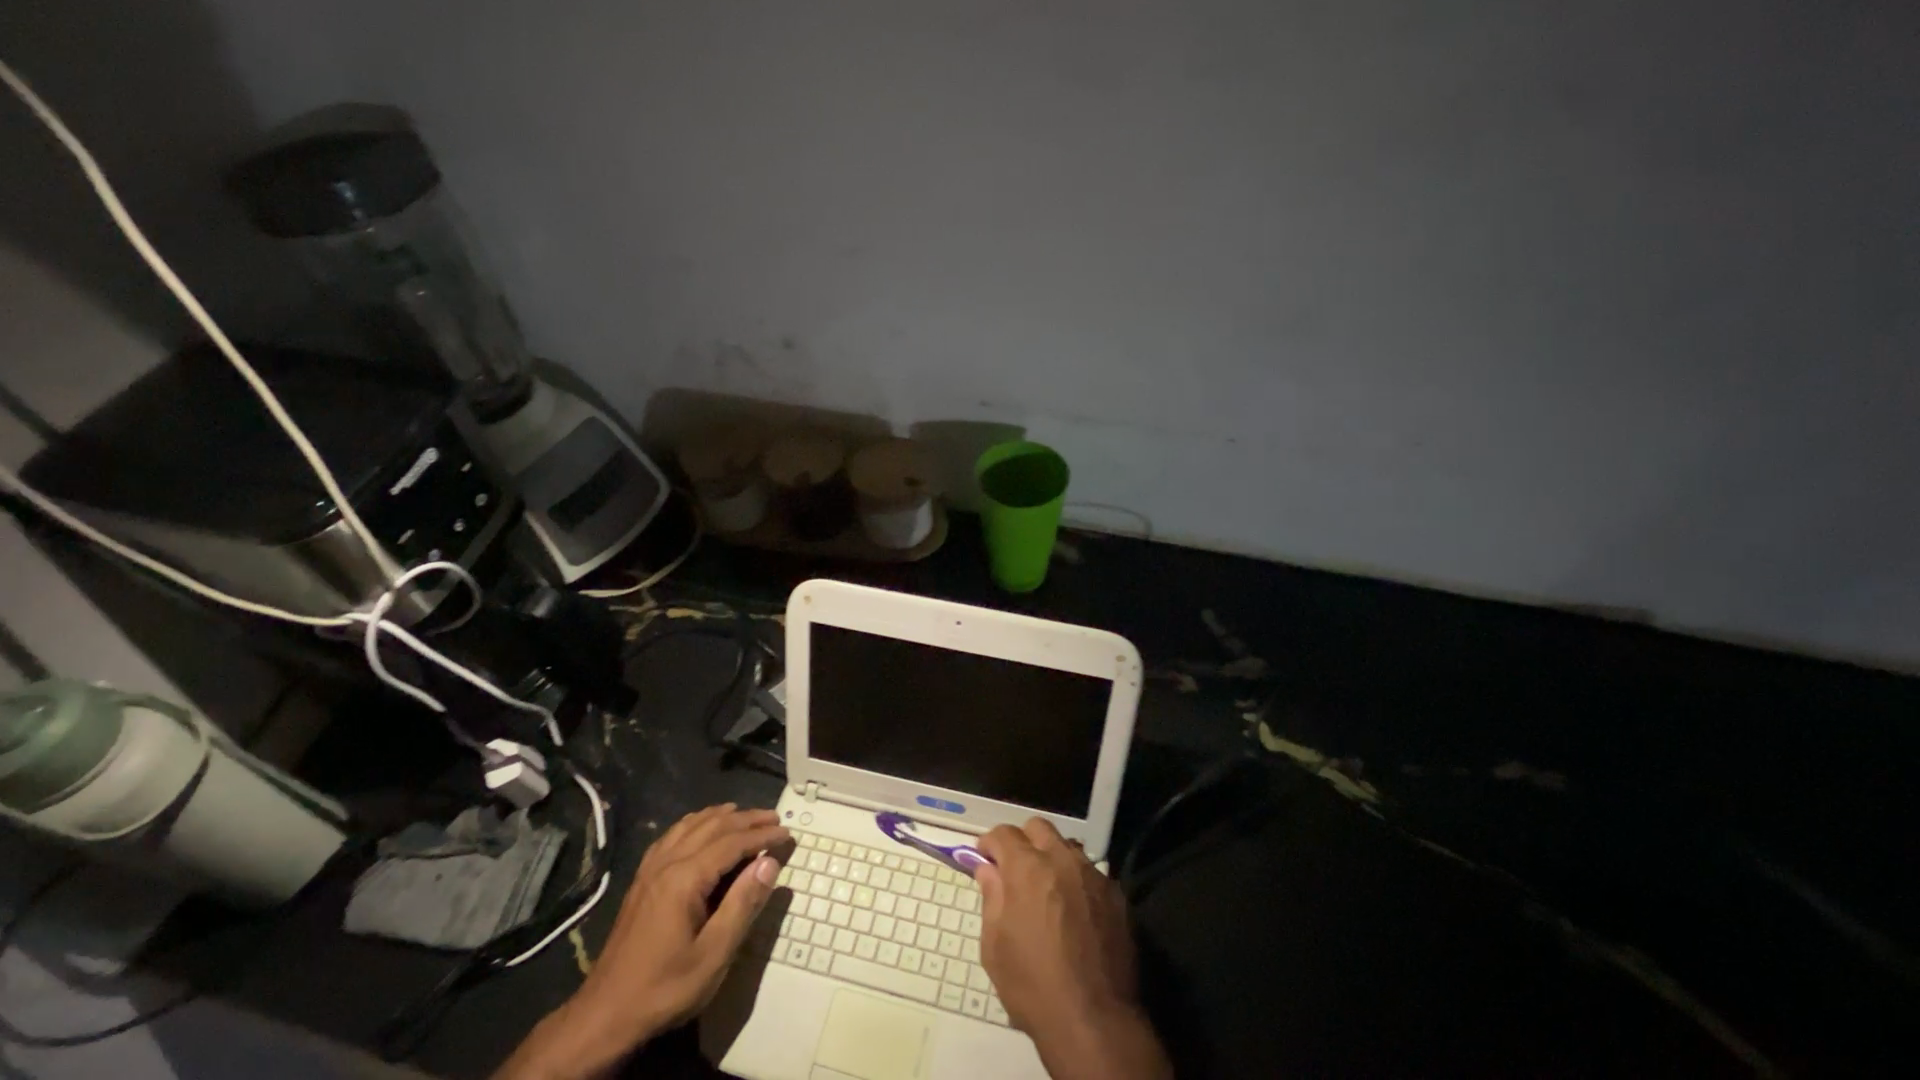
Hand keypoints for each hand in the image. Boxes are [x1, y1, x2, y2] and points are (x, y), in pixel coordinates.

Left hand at [494, 804, 788, 1079]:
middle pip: (710, 828)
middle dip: (744, 819)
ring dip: (718, 817)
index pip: (731, 843)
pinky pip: (670, 839)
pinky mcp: (640, 884)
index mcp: (684, 879)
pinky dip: (691, 825)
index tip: (788, 833)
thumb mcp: (714, 954)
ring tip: (742, 813)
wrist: (606, 1014)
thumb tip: (769, 863)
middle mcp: (665, 865)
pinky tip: (697, 829)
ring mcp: (649, 873)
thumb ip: (743, 904)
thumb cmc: (666, 987)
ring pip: (687, 828)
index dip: (762, 836)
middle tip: (774, 818)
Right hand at [976, 819, 1172, 1079]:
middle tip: (1014, 871)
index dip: (989, 844)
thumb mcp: (995, 944)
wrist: (1093, 1018)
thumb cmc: (1032, 984)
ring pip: (1069, 848)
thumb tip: (988, 869)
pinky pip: (1093, 875)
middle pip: (1039, 828)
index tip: (983, 860)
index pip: (1003, 833)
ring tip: (1047, 891)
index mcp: (1027, 868)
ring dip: (1053, 858)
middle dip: (1023, 842)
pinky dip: (1078, 882)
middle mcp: (1063, 861)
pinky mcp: (1118, 897)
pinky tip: (1075, 913)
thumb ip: (991, 897)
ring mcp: (1095, 876)